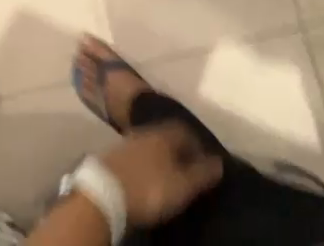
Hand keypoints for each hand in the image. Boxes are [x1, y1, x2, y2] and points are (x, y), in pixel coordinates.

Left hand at [97, 122, 224, 226]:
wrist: (102, 192)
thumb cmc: (148, 188)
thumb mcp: (181, 186)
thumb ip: (202, 174)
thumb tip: (221, 162)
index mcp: (165, 134)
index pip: (186, 131)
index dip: (196, 144)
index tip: (203, 161)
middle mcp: (145, 131)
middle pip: (166, 136)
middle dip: (177, 150)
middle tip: (185, 168)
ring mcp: (126, 142)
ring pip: (149, 145)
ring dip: (158, 157)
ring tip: (165, 174)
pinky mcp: (112, 156)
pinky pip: (135, 155)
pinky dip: (143, 164)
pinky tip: (144, 177)